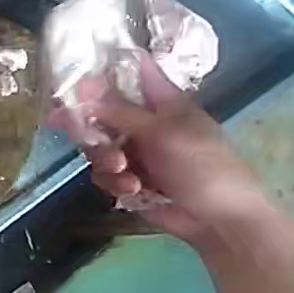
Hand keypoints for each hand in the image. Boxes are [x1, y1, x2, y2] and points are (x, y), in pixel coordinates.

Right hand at [72, 58, 280, 245]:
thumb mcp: (163, 132)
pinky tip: (133, 189)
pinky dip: (114, 181)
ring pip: (97, 146)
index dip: (103, 71)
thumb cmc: (202, 167)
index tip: (74, 80)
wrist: (219, 221)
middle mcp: (145, 124)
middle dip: (90, 125)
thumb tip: (82, 93)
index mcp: (162, 104)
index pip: (132, 73)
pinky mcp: (129, 178)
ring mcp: (136, 153)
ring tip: (124, 171)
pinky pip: (104, 173)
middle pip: (101, 112)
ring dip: (105, 159)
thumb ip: (120, 112)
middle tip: (77, 130)